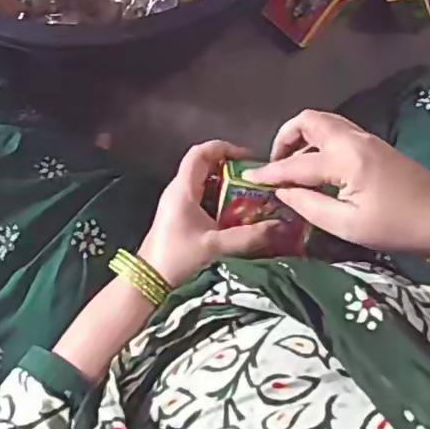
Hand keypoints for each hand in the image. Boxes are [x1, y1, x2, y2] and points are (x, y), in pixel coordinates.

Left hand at [138, 140, 291, 284]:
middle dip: (230, 167)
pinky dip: (219, 198)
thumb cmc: (177, 257)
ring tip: (249, 194)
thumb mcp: (215, 246)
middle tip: (253, 178)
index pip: (201, 152)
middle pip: (204, 164)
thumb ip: (249, 236)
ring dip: (226, 184)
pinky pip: (201, 196)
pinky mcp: (179, 215)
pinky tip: (235, 213)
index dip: (225, 148)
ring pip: (204, 181)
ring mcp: (177, 202)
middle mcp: (178, 190)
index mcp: (183, 189)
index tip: (247, 159)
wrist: (149, 280)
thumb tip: (280, 226)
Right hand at [243, 111, 429, 256]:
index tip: (248, 178)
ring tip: (291, 165)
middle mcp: (353, 140)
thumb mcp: (347, 226)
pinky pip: (336, 131)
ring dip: (301, 137)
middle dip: (284, 137)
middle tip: (275, 164)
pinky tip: (315, 165)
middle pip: (308, 120)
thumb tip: (283, 193)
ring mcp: (366, 138)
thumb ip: (309, 206)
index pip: (296, 163)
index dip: (269, 173)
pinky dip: (317, 140)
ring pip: (323, 122)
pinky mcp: (374, 145)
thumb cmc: (397, 226)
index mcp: (346, 159)